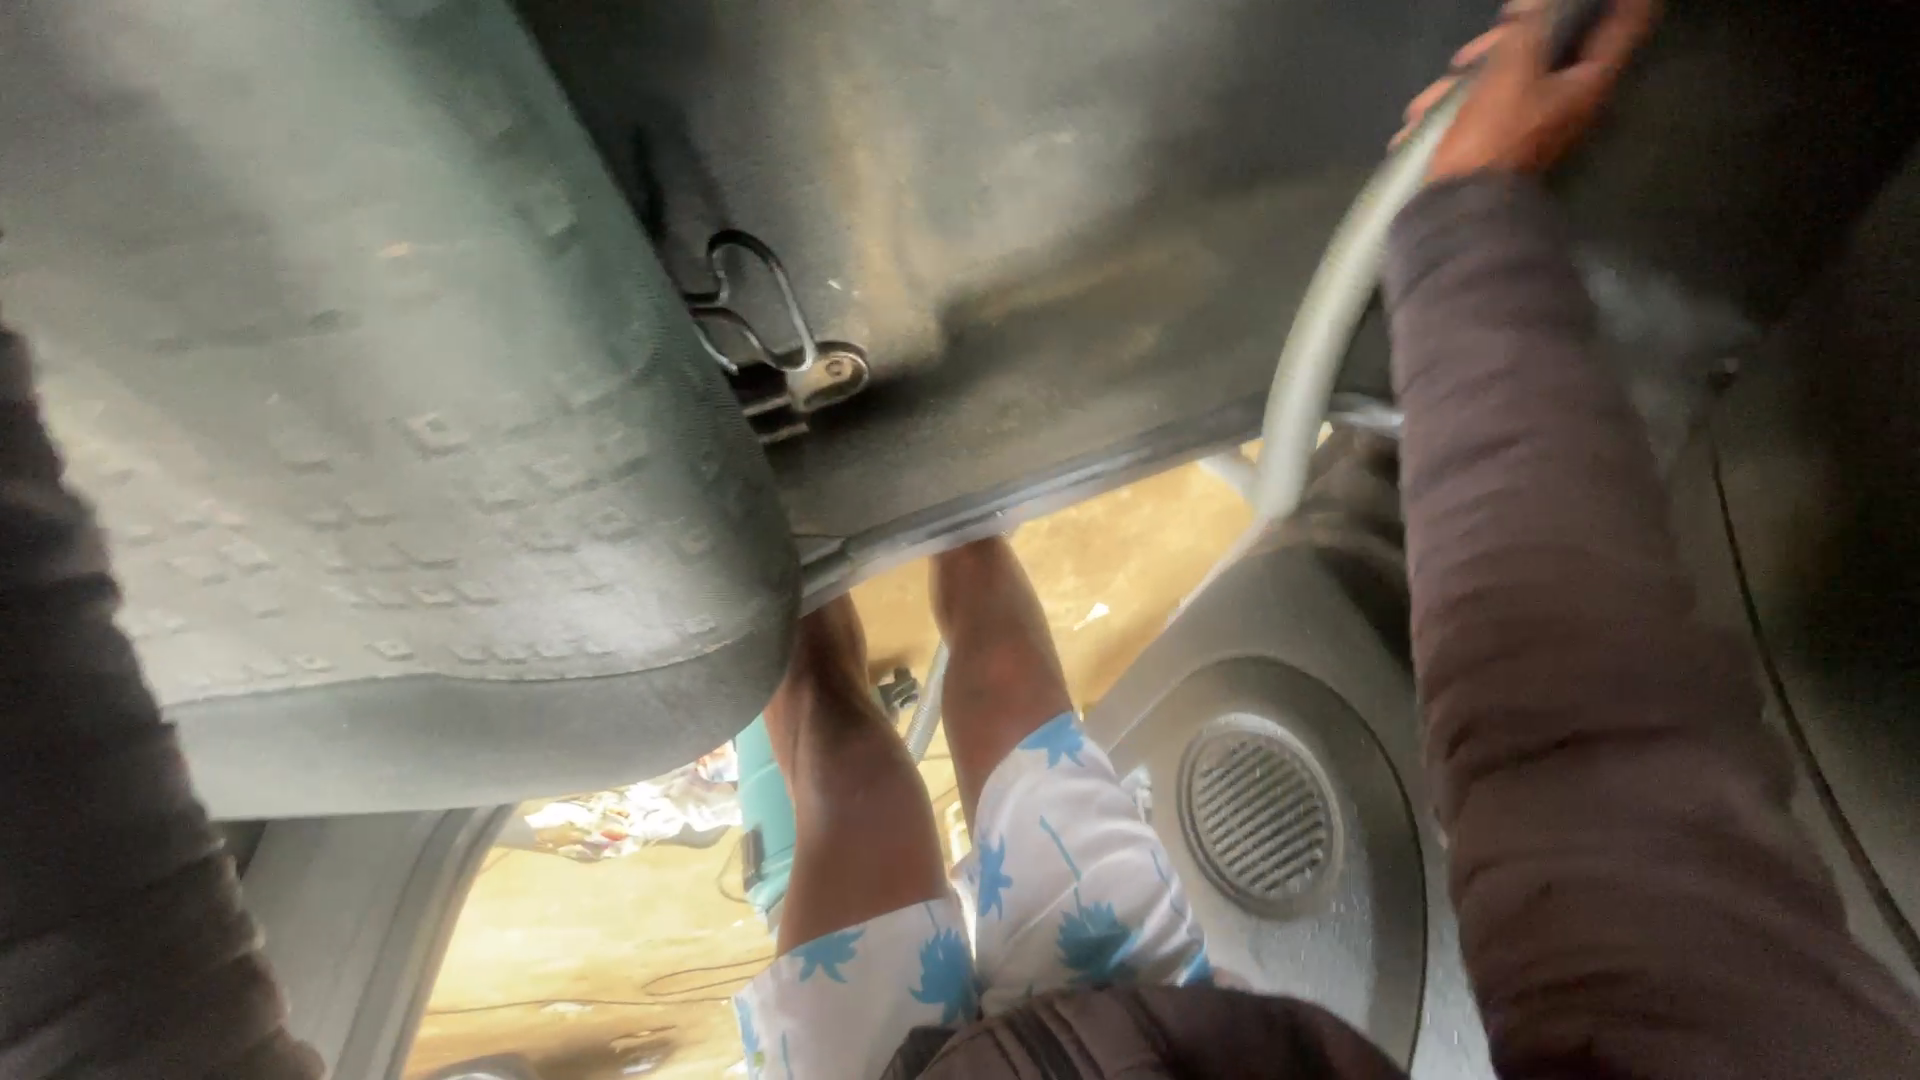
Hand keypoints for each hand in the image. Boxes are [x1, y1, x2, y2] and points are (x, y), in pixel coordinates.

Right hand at [1394, 0, 1657, 183]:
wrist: (1457, 211)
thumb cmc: (1490, 140)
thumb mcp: (1509, 72)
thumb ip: (1530, 27)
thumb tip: (1537, 2)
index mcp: (1586, 80)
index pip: (1625, 19)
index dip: (1606, 1)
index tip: (1565, 1)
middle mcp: (1566, 101)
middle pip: (1544, 52)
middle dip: (1499, 48)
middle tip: (1467, 57)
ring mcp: (1529, 127)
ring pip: (1500, 83)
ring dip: (1460, 87)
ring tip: (1427, 106)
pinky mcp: (1495, 148)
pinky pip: (1477, 115)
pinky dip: (1449, 116)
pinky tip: (1421, 125)